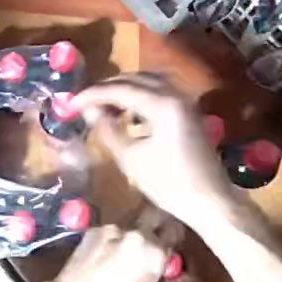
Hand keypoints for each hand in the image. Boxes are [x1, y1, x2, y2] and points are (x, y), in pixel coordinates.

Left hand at [35, 225, 174, 281]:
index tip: (170, 253)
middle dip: (157, 230)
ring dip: (133, 238)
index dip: (174, 243)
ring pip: (132, 226)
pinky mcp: (94, 229)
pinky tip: (104, 258)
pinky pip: (112, 232)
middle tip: (152, 248)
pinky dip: (113, 241)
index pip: (176, 233)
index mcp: (155, 251)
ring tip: (122, 258)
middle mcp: (137, 233)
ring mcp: (113, 228)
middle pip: (156, 220)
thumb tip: (187, 276)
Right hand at [74, 75, 243, 233]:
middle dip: (107, 88)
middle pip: (135, 78)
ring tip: (102, 104)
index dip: (92, 95)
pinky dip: (140, 95)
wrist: (210, 202)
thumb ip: (108, 130)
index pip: (120, 90)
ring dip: (124, 89)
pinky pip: (160, 92)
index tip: (71, 104)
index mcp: (163, 105)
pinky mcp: (189, 113)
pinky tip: (127, 112)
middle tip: (84, 102)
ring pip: (149, 82)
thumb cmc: (169, 185)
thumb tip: (90, 112)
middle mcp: (176, 95)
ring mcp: (186, 102)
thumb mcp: (131, 159)